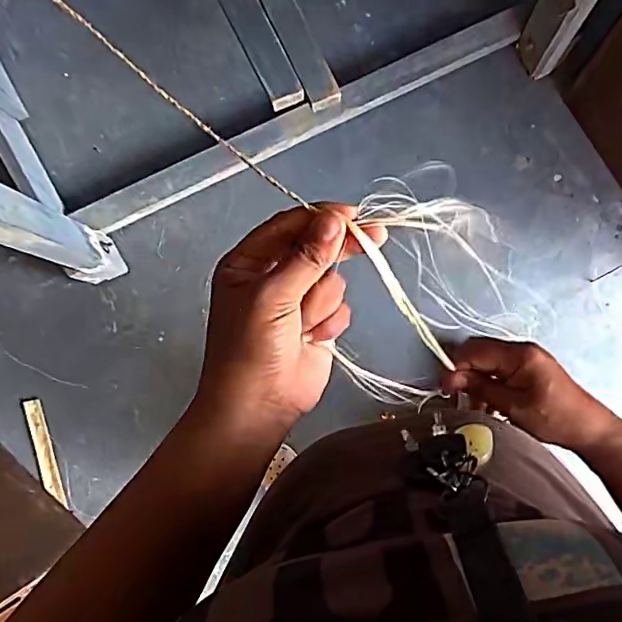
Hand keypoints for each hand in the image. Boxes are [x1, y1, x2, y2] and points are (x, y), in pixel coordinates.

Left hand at [195, 204, 385, 431]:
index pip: (290, 226)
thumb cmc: (249, 351)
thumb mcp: (272, 296)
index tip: (352, 214)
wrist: (260, 407)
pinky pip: (341, 307)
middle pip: (317, 248)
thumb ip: (306, 257)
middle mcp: (274, 277)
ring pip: (333, 281)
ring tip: (302, 326)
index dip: (321, 218)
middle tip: (373, 236)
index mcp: (249, 262)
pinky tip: (313, 339)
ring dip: (322, 303)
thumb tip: (333, 221)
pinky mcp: (319, 323)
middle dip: (337, 250)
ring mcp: (298, 301)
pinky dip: (330, 323)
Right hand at [440, 338, 621, 452]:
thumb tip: (453, 377)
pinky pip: (499, 370)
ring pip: (487, 362)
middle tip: (454, 396)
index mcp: (520, 355)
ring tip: (472, 404)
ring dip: (475, 380)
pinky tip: (487, 404)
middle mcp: (522, 351)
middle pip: (479, 352)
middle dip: (463, 372)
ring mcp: (526, 359)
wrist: (588, 429)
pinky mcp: (528, 371)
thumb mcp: (513, 406)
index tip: (445, 388)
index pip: (474, 350)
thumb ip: (482, 388)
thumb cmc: (557, 419)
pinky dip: (489, 384)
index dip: (455, 367)